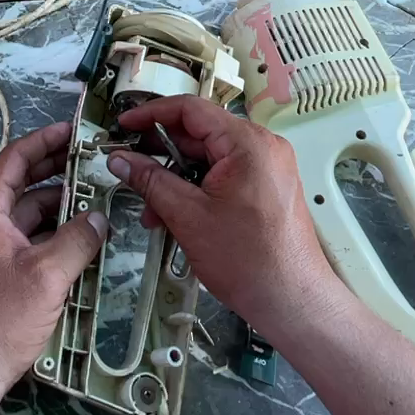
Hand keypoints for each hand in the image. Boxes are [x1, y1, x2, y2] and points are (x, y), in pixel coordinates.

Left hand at [0, 122, 108, 401]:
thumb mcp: (47, 274)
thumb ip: (77, 239)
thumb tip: (99, 218)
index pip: (16, 158)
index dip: (44, 140)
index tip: (71, 131)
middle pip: (22, 180)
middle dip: (55, 168)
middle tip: (88, 158)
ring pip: (27, 210)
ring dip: (58, 203)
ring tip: (93, 197)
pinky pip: (27, 234)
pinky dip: (51, 230)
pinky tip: (78, 234)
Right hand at [110, 95, 351, 332]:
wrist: (295, 305)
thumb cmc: (249, 261)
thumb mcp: (187, 216)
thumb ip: (149, 181)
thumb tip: (119, 160)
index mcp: (246, 143)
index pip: (189, 109)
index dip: (150, 114)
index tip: (124, 125)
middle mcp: (261, 146)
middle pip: (198, 134)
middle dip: (160, 154)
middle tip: (129, 166)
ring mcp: (267, 167)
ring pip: (207, 158)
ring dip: (175, 177)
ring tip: (150, 206)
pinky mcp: (267, 187)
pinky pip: (222, 174)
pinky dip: (196, 188)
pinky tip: (174, 213)